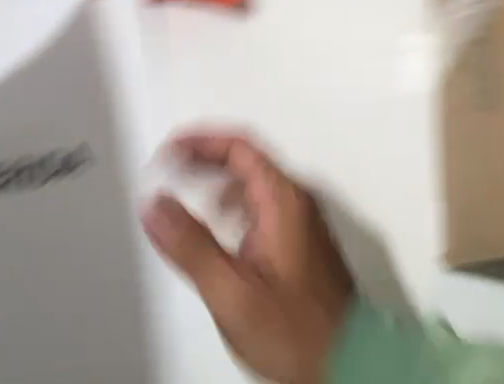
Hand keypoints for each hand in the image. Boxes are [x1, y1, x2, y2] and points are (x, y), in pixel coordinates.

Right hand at [142, 131, 356, 383]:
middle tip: (169, 166)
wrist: (348, 362)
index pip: (239, 147)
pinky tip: (217, 224)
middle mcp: (297, 200)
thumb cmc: (295, 332)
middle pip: (247, 158)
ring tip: (184, 190)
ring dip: (218, 178)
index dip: (200, 141)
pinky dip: (233, 200)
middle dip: (205, 156)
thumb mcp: (232, 291)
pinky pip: (263, 201)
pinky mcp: (302, 239)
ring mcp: (303, 218)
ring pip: (255, 180)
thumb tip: (155, 205)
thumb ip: (191, 245)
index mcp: (283, 200)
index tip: (168, 151)